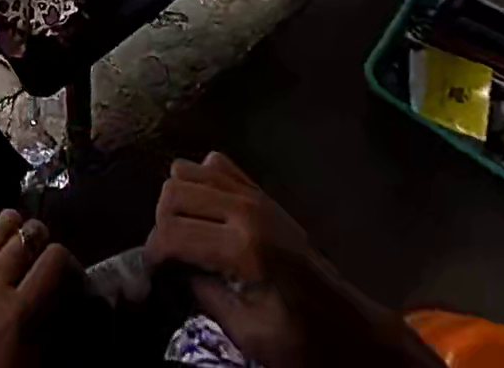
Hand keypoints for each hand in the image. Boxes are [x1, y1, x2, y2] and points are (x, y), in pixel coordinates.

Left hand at [0, 210, 74, 367]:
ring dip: (18, 229)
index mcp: (16, 311)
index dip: (70, 261)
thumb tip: (67, 292)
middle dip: (45, 239)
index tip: (73, 274)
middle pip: (29, 233)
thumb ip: (50, 320)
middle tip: (47, 257)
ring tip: (22, 245)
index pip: (54, 258)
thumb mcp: (31, 357)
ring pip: (2, 222)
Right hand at [144, 153, 427, 367]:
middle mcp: (245, 209)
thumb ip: (206, 297)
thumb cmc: (304, 340)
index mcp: (244, 248)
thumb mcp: (252, 337)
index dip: (153, 254)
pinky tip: (207, 211)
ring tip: (187, 232)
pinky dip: (200, 180)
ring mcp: (253, 193)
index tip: (155, 274)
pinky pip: (214, 162)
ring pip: (187, 169)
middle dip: (161, 224)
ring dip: (177, 200)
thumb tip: (173, 272)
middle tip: (171, 256)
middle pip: (173, 191)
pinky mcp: (259, 190)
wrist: (350, 326)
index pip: (172, 233)